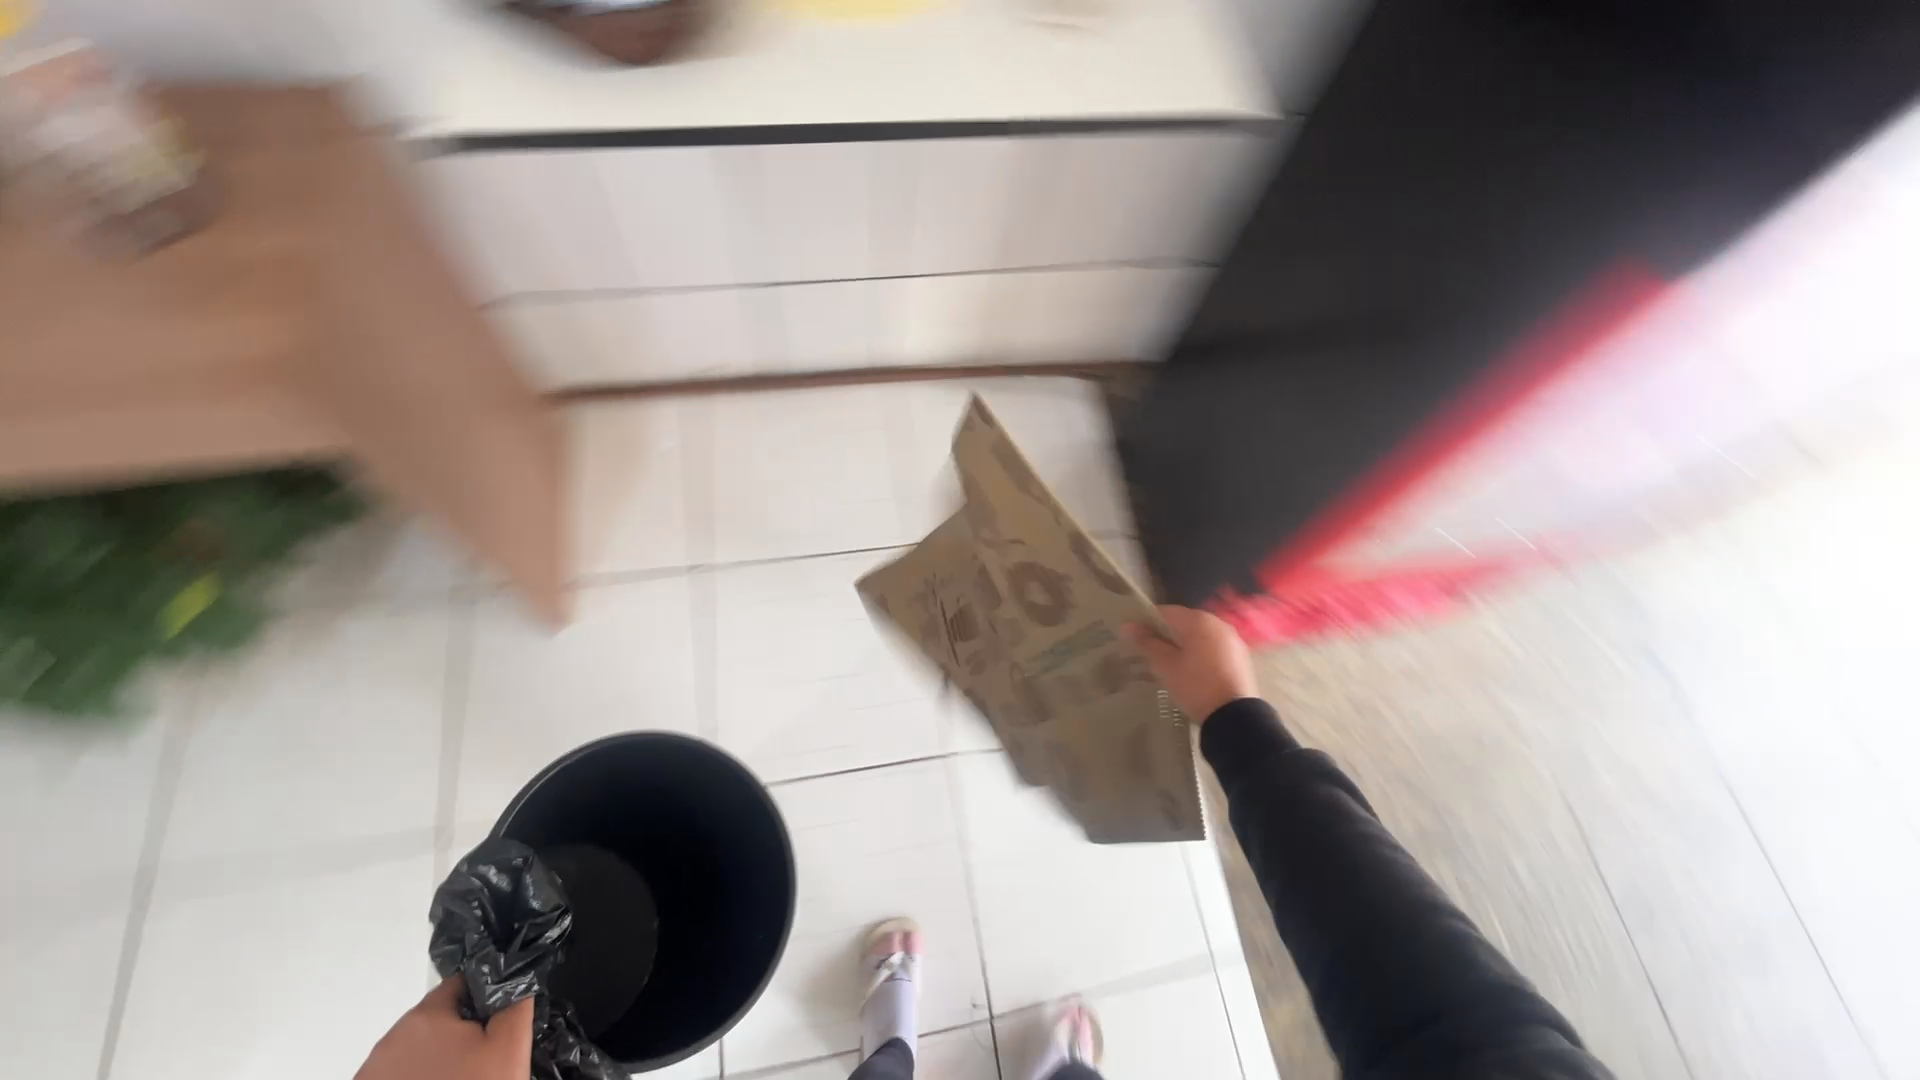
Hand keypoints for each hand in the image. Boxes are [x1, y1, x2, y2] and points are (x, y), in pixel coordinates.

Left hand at [355, 978, 533, 1079]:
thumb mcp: (509, 1044)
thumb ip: (515, 1000)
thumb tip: (514, 979)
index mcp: (425, 1014)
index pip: (462, 983)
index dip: (487, 997)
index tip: (499, 1023)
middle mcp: (390, 1040)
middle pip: (438, 1019)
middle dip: (461, 1033)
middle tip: (483, 1060)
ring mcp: (373, 1074)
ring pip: (418, 1051)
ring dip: (438, 1060)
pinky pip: (402, 1076)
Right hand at [1124, 605, 1257, 723]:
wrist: (1235, 716)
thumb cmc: (1195, 685)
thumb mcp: (1165, 665)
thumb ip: (1147, 642)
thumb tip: (1127, 625)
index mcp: (1198, 620)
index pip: (1165, 612)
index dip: (1146, 622)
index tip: (1135, 638)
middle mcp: (1218, 622)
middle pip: (1184, 622)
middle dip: (1166, 634)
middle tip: (1151, 653)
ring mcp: (1232, 639)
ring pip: (1200, 635)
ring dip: (1184, 644)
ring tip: (1171, 663)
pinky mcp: (1240, 655)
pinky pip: (1213, 646)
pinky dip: (1201, 653)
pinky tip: (1193, 670)